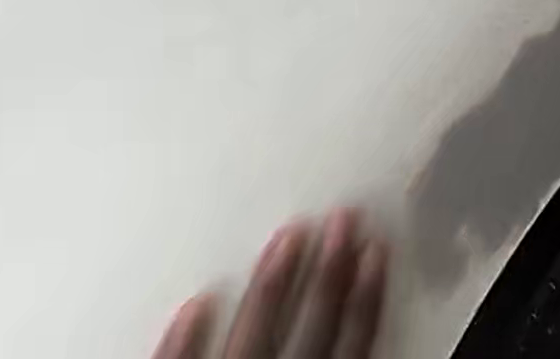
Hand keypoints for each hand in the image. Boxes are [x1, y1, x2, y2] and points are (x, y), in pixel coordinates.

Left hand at [154, 209, 387, 358]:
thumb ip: (326, 348)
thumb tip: (351, 309)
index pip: (352, 342)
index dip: (368, 292)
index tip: (377, 245)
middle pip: (312, 326)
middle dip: (331, 267)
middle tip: (344, 214)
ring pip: (256, 331)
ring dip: (274, 282)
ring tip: (287, 231)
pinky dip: (183, 341)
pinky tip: (196, 298)